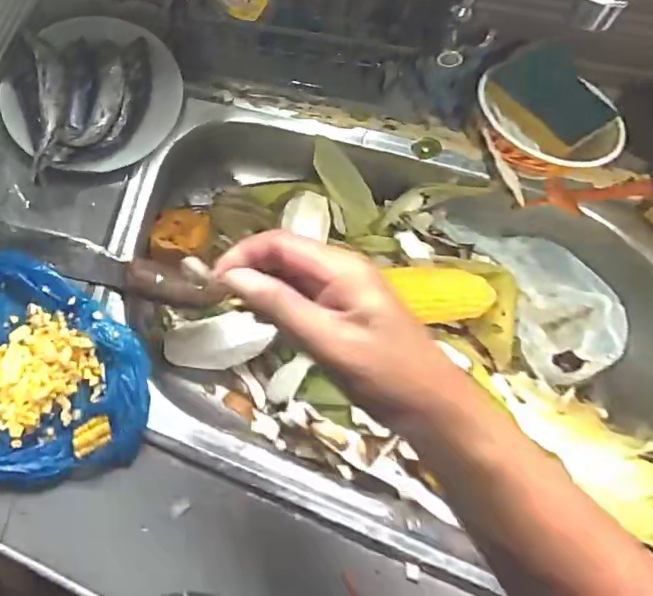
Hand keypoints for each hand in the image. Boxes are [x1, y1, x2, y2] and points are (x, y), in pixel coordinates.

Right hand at [213, 230, 459, 422]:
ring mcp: (344, 285)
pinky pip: (302, 290)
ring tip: (235, 305)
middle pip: (282, 252)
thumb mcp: (327, 341)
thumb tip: (232, 276)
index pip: (278, 242)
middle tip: (219, 294)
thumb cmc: (386, 375)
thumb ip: (279, 305)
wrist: (437, 411)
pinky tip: (265, 317)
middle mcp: (340, 266)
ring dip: (261, 282)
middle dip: (248, 266)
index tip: (215, 281)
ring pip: (290, 271)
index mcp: (340, 266)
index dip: (242, 255)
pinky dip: (278, 298)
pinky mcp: (344, 305)